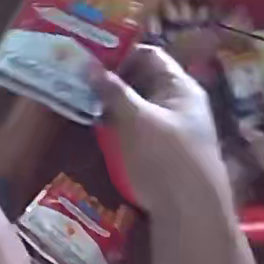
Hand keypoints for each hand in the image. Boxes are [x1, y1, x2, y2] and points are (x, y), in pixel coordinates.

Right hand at [92, 46, 231, 219]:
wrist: (189, 212)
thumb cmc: (166, 157)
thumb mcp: (136, 119)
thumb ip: (112, 90)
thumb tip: (88, 64)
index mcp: (179, 87)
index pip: (148, 55)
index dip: (120, 51)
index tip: (87, 53)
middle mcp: (174, 102)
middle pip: (139, 78)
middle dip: (108, 76)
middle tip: (74, 73)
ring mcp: (165, 126)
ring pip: (132, 102)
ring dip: (107, 100)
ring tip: (75, 93)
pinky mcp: (154, 148)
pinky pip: (129, 124)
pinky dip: (111, 120)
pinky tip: (89, 120)